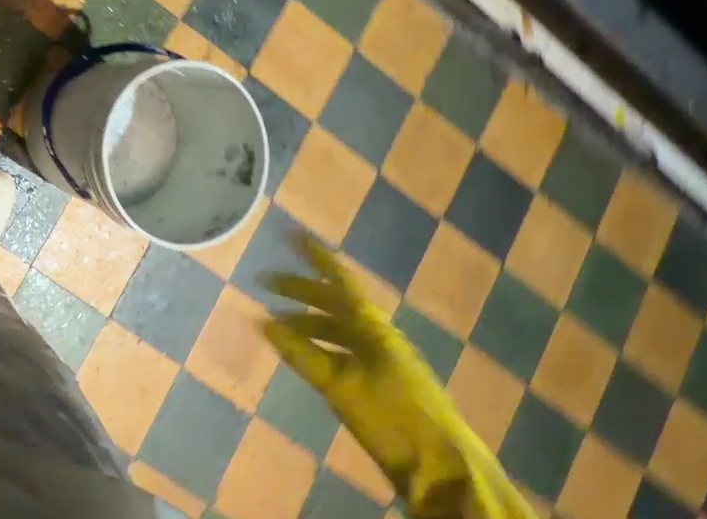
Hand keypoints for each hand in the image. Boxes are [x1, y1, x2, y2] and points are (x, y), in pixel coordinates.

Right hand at [264, 236, 532, 518]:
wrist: (444, 469)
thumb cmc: (391, 417)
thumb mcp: (339, 385)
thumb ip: (301, 354)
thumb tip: (262, 322)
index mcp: (374, 329)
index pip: (342, 282)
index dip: (318, 259)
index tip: (294, 237)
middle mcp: (381, 338)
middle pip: (338, 304)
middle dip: (304, 292)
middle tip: (269, 284)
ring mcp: (387, 362)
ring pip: (342, 330)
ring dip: (310, 322)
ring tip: (279, 324)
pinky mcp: (387, 385)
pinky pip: (347, 351)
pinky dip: (322, 346)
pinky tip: (308, 358)